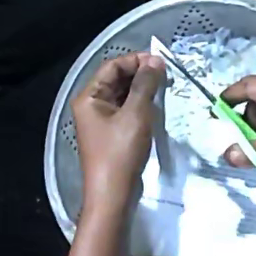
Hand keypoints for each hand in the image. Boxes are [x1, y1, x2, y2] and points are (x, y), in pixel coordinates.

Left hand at [73, 53, 166, 207]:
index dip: (135, 60)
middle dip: (140, 74)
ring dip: (142, 89)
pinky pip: (126, 111)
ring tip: (165, 87)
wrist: (113, 195)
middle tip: (167, 74)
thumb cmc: (120, 152)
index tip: (161, 61)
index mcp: (89, 97)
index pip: (112, 67)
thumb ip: (145, 84)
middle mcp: (91, 106)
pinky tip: (157, 106)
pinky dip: (141, 105)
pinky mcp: (112, 135)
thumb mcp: (136, 114)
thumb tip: (155, 60)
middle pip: (116, 80)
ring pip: (123, 95)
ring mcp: (101, 122)